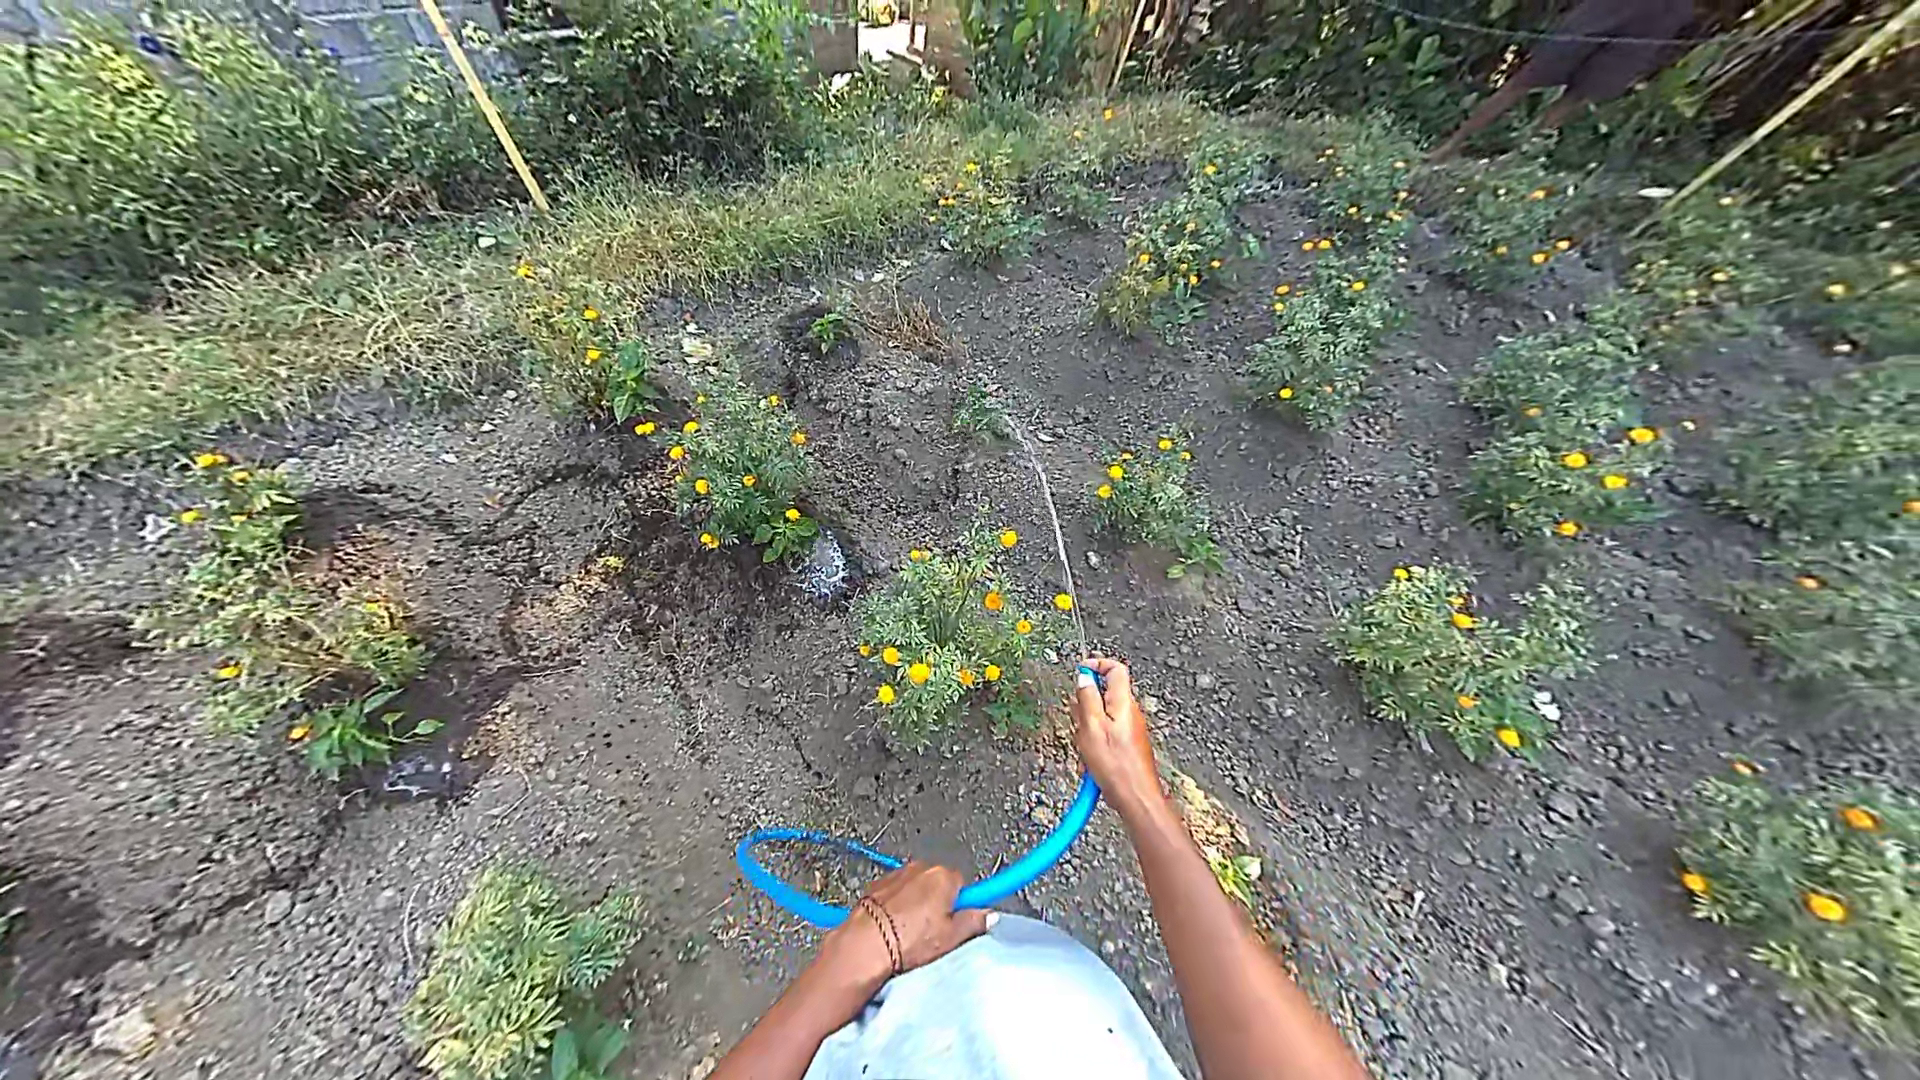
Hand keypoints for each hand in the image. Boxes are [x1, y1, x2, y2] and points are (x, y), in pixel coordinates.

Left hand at [819, 863, 987, 986]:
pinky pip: (897, 891)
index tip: (958, 919)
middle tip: (934, 931)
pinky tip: (894, 926)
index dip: (960, 905)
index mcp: (943, 876)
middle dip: (938, 904)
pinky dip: (898, 904)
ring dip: (917, 903)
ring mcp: (899, 873)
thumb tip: (990, 915)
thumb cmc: (906, 940)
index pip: (963, 885)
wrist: (866, 944)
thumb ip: (973, 922)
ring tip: (911, 932)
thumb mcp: (950, 938)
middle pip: (939, 884)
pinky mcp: (880, 882)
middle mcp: (921, 867)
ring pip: (917, 887)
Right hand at [1072, 657, 1162, 816]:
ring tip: (1084, 744)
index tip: (1079, 672)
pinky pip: (1106, 732)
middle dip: (1086, 702)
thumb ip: (1087, 698)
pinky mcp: (1127, 743)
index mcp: (1124, 702)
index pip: (1116, 668)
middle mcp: (1130, 712)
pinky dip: (1094, 740)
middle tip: (1077, 718)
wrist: (1136, 799)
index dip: (1096, 665)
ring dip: (1088, 725)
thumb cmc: (1116, 767)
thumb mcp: (1092, 728)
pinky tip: (1090, 758)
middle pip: (1105, 692)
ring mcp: (1130, 728)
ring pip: (1102, 714)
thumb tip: (1083, 677)